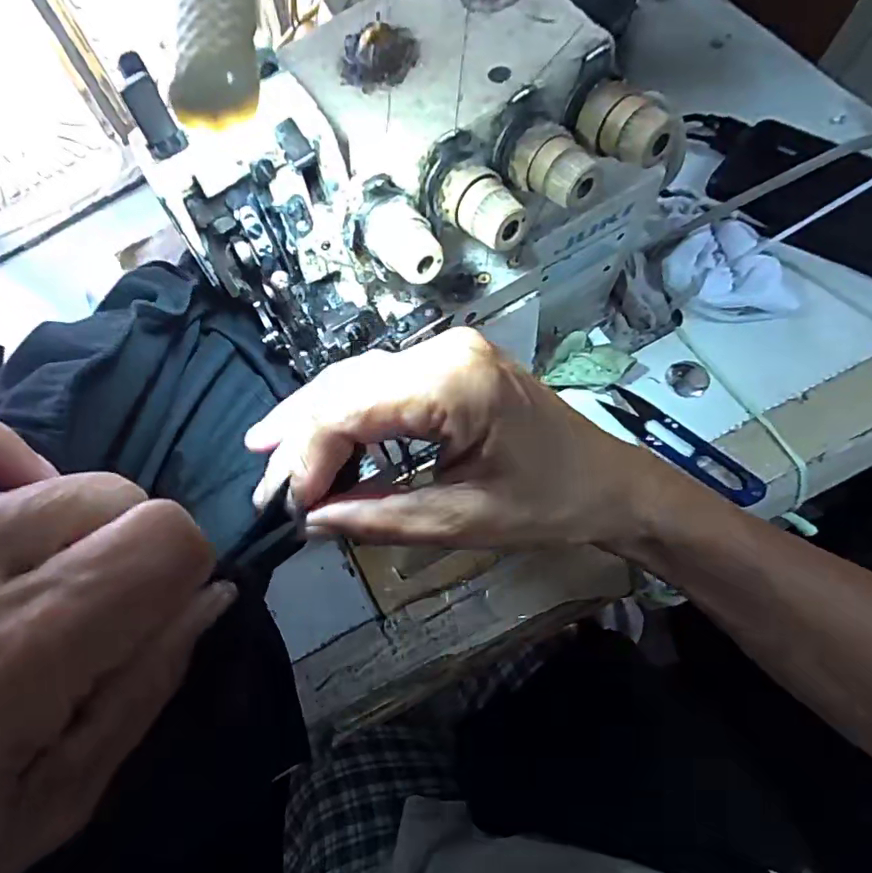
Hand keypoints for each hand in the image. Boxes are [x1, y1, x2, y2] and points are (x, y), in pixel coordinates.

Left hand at [0, 396, 232, 872]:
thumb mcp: (39, 822)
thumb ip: (139, 690)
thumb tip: (204, 593)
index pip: (158, 542)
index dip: (185, 567)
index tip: (163, 602)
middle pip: (101, 494)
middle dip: (125, 548)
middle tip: (90, 609)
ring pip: (22, 483)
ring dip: (43, 538)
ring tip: (0, 597)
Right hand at [246, 327, 695, 550]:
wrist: (607, 481)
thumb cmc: (548, 505)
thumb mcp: (461, 521)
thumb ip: (379, 517)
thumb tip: (311, 521)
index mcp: (454, 383)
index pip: (351, 409)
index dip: (309, 458)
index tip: (290, 506)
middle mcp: (442, 351)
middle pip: (344, 386)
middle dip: (299, 438)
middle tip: (264, 487)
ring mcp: (443, 351)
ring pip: (353, 378)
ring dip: (310, 419)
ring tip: (267, 452)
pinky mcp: (444, 364)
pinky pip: (376, 383)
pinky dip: (341, 413)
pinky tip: (315, 436)